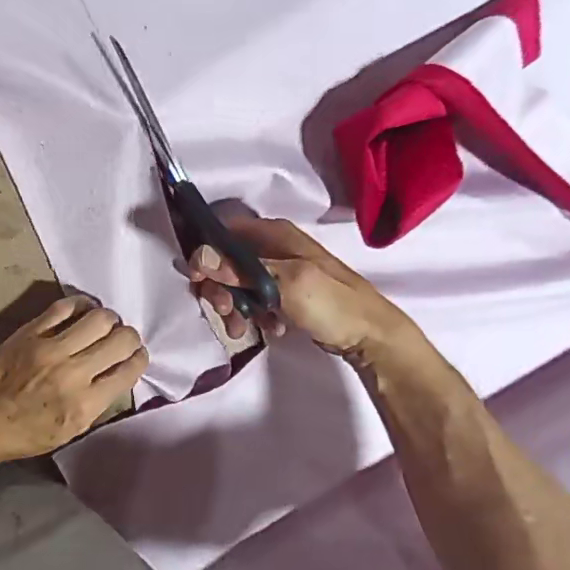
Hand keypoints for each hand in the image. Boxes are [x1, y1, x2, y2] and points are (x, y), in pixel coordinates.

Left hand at [0, 296, 148, 468]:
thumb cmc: (30, 432)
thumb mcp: (75, 429)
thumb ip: (100, 400)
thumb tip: (120, 371)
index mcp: (86, 403)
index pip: (129, 370)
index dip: (139, 358)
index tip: (137, 355)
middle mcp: (73, 372)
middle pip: (121, 339)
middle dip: (130, 337)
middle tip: (123, 338)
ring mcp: (50, 348)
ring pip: (99, 318)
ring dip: (109, 319)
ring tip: (105, 324)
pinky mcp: (31, 332)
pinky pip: (65, 306)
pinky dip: (81, 304)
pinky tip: (85, 309)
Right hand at [188, 214, 422, 365]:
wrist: (371, 338)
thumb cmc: (333, 304)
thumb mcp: (285, 283)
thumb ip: (241, 269)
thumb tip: (199, 256)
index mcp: (274, 234)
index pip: (223, 230)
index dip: (205, 251)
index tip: (197, 278)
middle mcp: (273, 246)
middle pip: (225, 260)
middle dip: (219, 287)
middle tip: (225, 310)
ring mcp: (278, 270)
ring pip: (236, 282)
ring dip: (233, 306)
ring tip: (243, 329)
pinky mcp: (282, 293)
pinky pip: (252, 299)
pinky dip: (252, 314)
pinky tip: (267, 329)